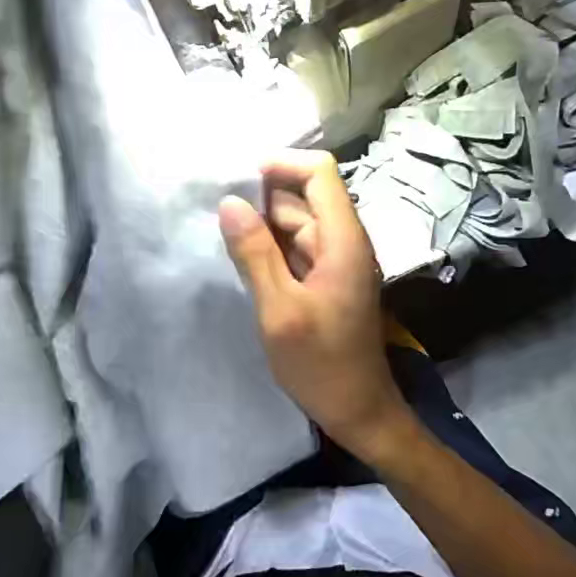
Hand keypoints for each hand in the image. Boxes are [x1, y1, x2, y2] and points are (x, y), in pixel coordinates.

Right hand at [219, 151, 415, 459]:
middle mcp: (344, 241)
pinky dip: (271, 248)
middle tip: (217, 214)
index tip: (238, 181)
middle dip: (262, 198)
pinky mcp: (327, 280)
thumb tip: (229, 203)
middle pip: (304, 196)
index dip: (281, 165)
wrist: (358, 411)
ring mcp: (336, 261)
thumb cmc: (321, 364)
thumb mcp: (279, 310)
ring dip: (263, 225)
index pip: (320, 173)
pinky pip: (297, 248)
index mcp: (343, 239)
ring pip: (297, 223)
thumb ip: (255, 254)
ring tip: (222, 236)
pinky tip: (241, 260)